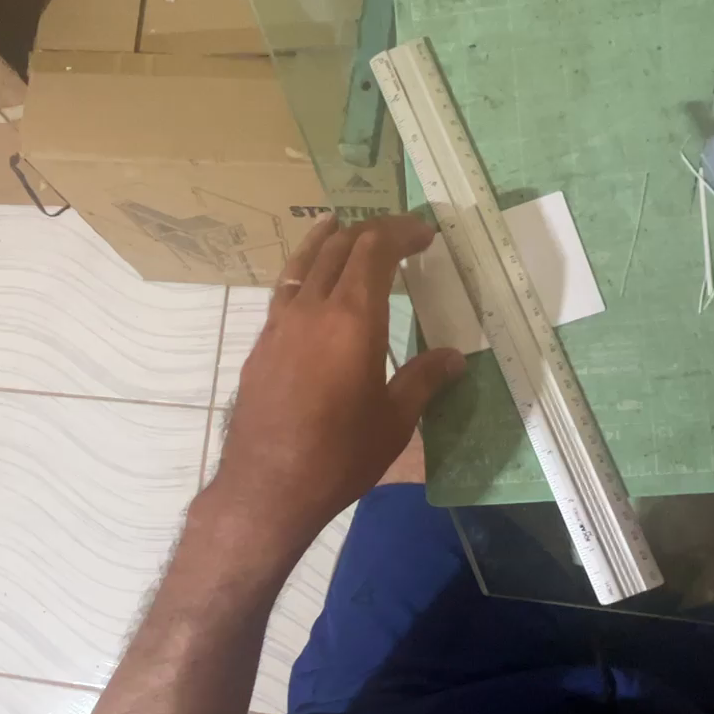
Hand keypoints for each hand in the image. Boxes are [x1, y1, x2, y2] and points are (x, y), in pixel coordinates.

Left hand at [206, 215, 465, 546]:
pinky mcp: (260, 347)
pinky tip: (308, 287)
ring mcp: (278, 325)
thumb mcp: (394, 421)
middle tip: (397, 237)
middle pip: (339, 247)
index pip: (375, 249)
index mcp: (351, 318)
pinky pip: (283, 293)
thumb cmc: (339, 457)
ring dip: (326, 241)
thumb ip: (424, 380)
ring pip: (301, 264)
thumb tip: (454, 357)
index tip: (425, 234)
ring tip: (339, 226)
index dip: (402, 231)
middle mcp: (311, 309)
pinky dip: (302, 274)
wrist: (268, 487)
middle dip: (371, 232)